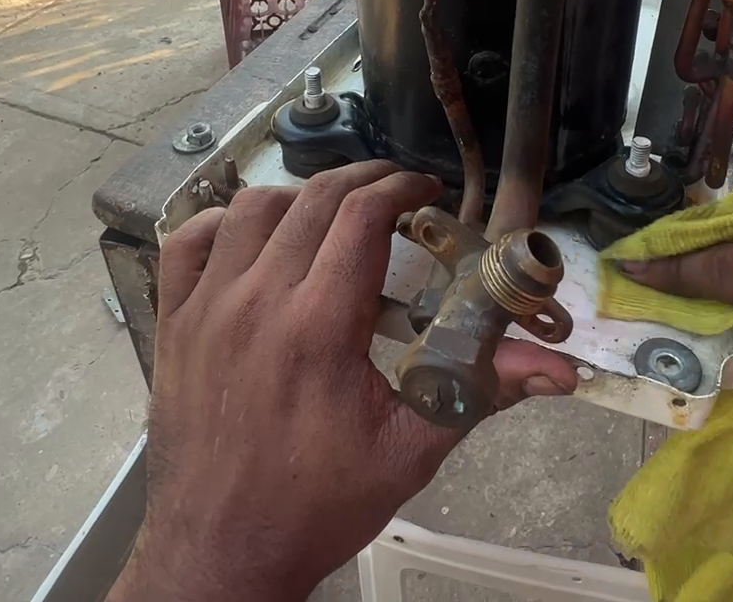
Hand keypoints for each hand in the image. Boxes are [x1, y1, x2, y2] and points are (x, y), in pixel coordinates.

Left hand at [109, 162, 579, 601]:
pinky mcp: (173, 320)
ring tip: (334, 215)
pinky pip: (190, 241)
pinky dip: (226, 221)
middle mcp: (257, 300)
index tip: (427, 189)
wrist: (218, 552)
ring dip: (301, 196)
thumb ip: (483, 392)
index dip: (401, 187)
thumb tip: (559, 369)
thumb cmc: (317, 504)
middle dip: (364, 179)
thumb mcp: (410, 453)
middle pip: (315, 200)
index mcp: (318, 327)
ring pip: (252, 207)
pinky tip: (255, 236)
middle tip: (396, 191)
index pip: (362, 216)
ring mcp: (206, 306)